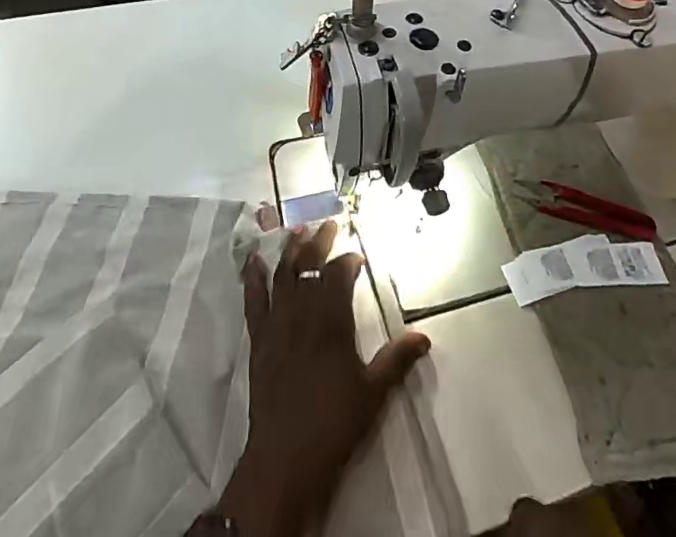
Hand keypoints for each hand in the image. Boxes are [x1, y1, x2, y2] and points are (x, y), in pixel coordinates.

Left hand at [211, 221, 430, 536]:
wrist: (286, 453)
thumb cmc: (335, 423)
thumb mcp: (374, 393)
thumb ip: (396, 360)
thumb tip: (423, 336)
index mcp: (331, 324)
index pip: (337, 277)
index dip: (346, 261)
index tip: (355, 253)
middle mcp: (301, 315)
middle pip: (307, 267)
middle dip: (318, 242)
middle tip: (327, 223)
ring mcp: (276, 324)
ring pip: (281, 276)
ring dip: (289, 250)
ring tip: (296, 229)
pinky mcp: (258, 338)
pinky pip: (253, 300)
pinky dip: (252, 277)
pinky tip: (252, 260)